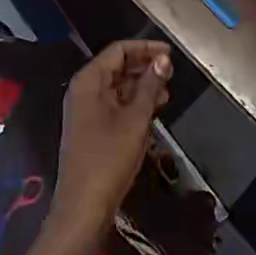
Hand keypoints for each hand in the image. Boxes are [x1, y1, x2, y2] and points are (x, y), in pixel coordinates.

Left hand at [50, 40, 171, 236]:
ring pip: (117, 86)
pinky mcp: (92, 128)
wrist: (84, 206)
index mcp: (88, 80)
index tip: (170, 53)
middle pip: (116, 66)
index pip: (118, 51)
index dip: (145, 48)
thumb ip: (149, 86)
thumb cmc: (109, 158)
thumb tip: (163, 59)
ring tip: (168, 90)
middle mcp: (84, 89)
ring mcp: (86, 109)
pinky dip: (134, 103)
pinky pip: (115, 104)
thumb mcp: (135, 119)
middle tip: (171, 72)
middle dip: (144, 66)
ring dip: (142, 85)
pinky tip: (154, 109)